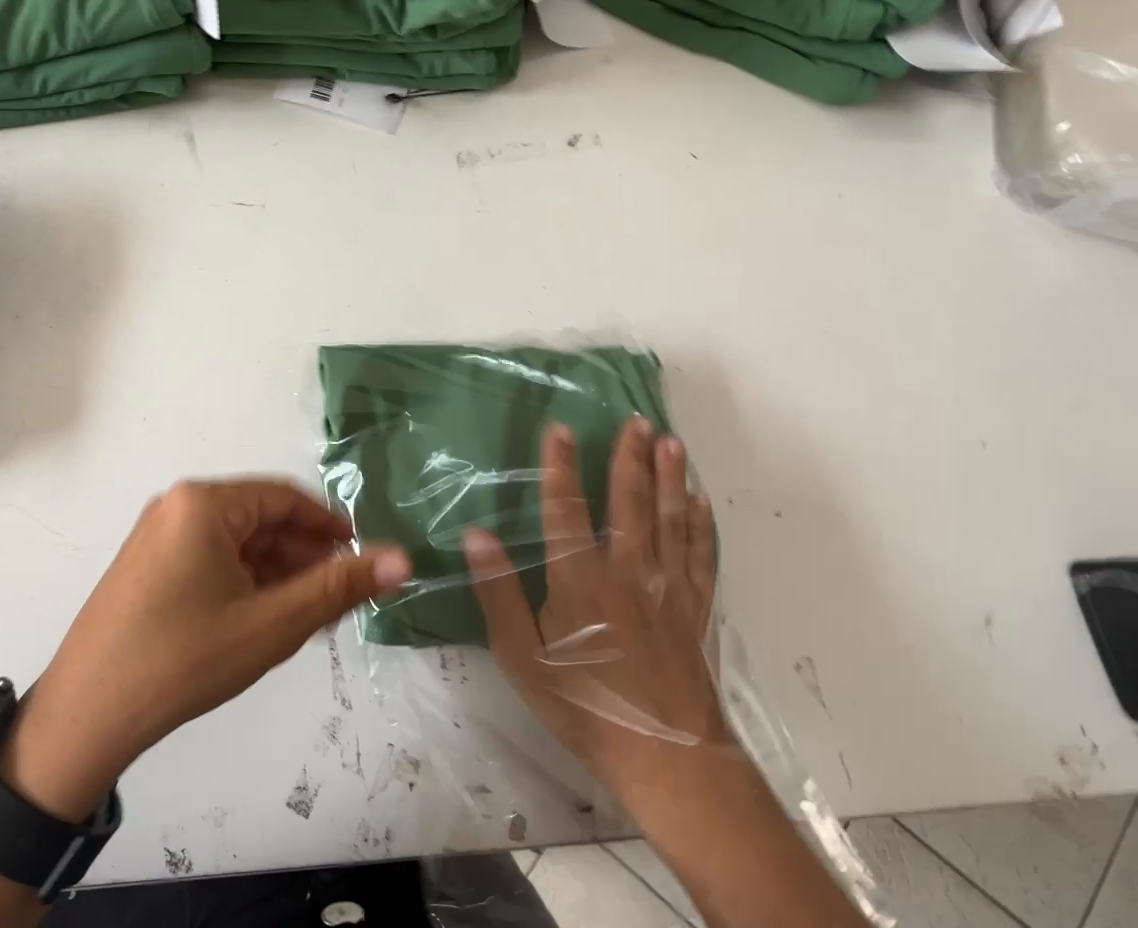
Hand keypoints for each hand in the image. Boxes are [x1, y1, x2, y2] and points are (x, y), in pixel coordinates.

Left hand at [0, 480, 410, 819]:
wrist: (91, 710)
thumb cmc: (186, 657)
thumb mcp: (272, 623)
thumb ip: (339, 588)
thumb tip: (402, 558)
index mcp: (202, 503)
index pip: (284, 497)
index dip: (330, 527)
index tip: (363, 560)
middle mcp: (174, 508)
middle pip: (258, 519)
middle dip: (303, 556)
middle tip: (337, 601)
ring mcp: (154, 538)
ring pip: (233, 544)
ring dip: (275, 573)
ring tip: (305, 619)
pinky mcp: (144, 569)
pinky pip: (207, 562)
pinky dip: (242, 583)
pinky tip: (260, 622)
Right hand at [467, 420, 731, 808]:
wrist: (664, 756)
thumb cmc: (582, 704)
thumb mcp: (521, 655)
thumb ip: (499, 592)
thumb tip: (477, 535)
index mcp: (580, 580)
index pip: (566, 510)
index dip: (561, 466)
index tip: (561, 429)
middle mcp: (629, 573)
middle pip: (629, 504)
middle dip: (629, 460)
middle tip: (635, 421)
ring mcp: (669, 591)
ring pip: (671, 522)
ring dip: (669, 479)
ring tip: (671, 443)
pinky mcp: (696, 612)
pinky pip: (702, 557)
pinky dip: (701, 526)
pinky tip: (700, 503)